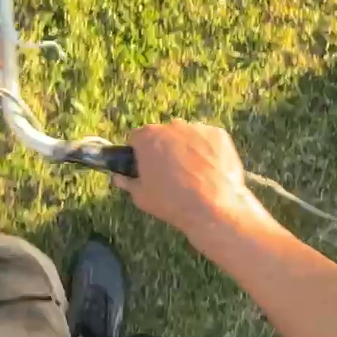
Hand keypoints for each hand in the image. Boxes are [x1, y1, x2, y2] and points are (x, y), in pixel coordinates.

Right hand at [113, 121, 278, 244]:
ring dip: (186, 148)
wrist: (213, 210)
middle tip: (171, 172)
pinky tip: (210, 170)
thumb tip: (118, 177)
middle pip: (162, 135)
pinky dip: (207, 150)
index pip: (137, 138)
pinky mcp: (217, 133)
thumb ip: (127, 182)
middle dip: (164, 149)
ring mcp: (196, 128)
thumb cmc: (172, 203)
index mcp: (147, 137)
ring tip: (194, 174)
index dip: (139, 152)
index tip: (146, 165)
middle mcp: (171, 126)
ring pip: (186, 135)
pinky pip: (208, 139)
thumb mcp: (142, 197)